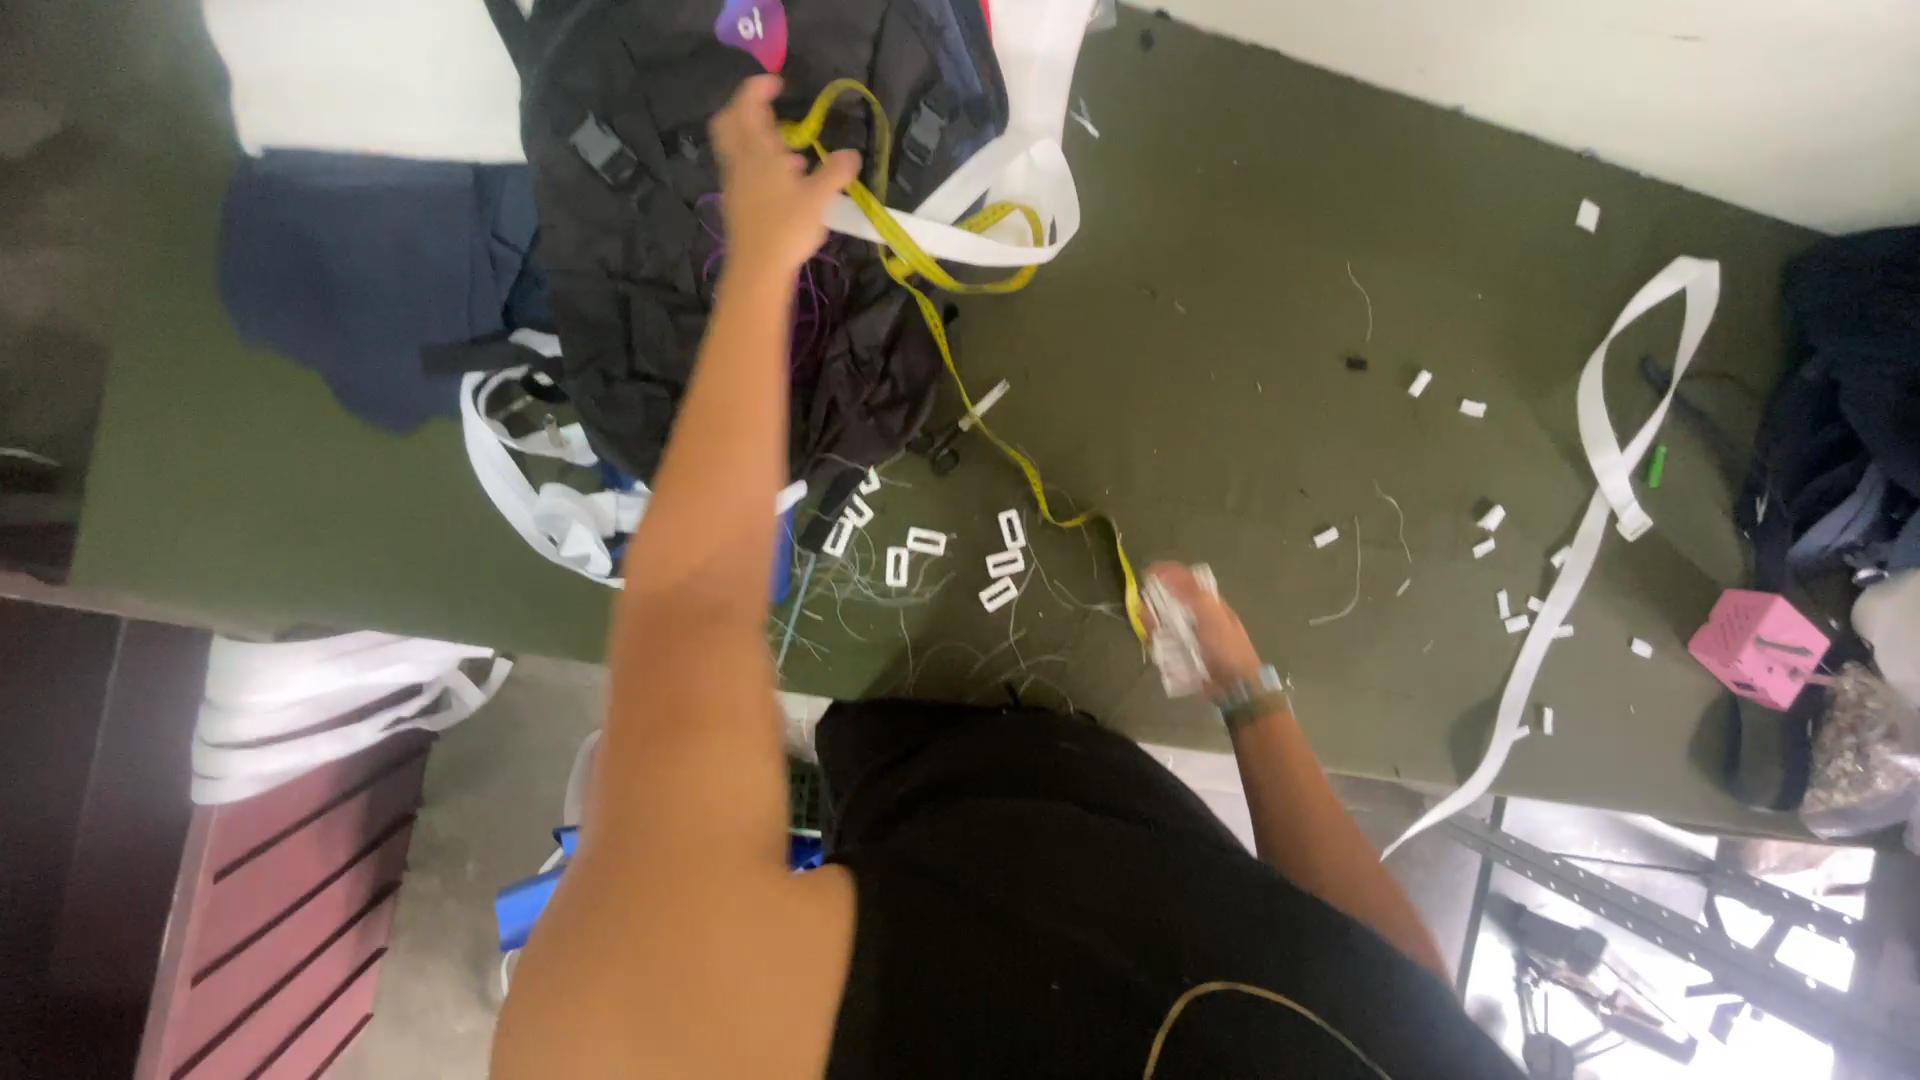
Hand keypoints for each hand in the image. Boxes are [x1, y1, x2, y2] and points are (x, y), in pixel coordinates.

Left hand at [709, 75, 861, 275]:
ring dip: (758, 144)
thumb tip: (852, 154)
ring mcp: (735, 185)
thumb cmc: (786, 228)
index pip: (748, 105)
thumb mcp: (818, 198)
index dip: (758, 88)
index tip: (777, 83)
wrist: (757, 269)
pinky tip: (784, 186)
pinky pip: (744, 174)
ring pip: (737, 150)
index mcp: (757, 151)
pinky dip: (760, 169)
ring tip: (788, 154)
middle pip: (730, 123)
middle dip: (746, 112)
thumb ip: (835, 173)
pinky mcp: (736, 206)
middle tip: (770, 114)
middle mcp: (740, 162)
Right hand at [1144, 562, 1266, 693]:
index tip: (1148, 573)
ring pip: (1164, 623)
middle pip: (1171, 602)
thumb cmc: (1226, 647)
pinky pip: (1164, 644)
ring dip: (1154, 623)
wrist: (1235, 686)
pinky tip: (1154, 644)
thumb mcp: (1211, 615)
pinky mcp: (1182, 655)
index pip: (1187, 580)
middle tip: (1144, 608)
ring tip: (1149, 629)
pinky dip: (1157, 642)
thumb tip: (1167, 572)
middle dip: (1155, 603)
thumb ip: (1191, 592)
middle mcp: (1199, 617)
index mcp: (1210, 604)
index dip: (1168, 573)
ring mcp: (1190, 637)